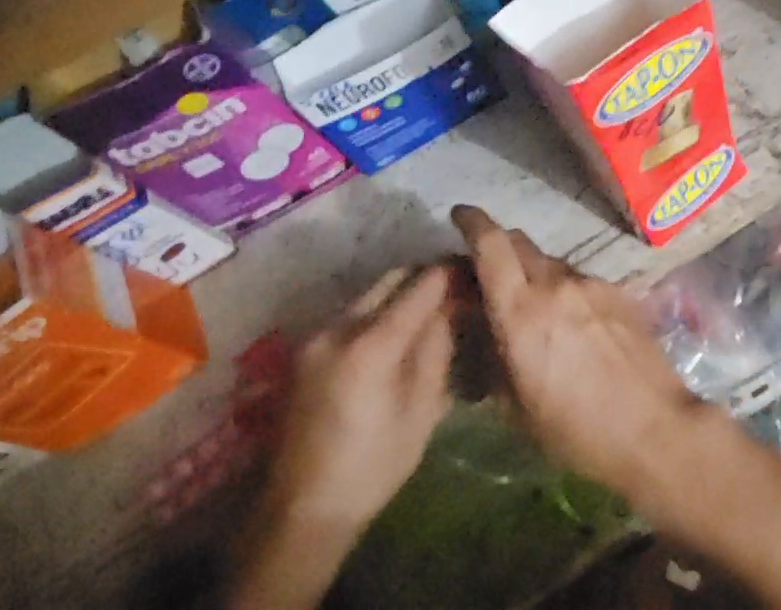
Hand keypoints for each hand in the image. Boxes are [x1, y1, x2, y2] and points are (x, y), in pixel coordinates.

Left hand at [264, 266, 453, 539]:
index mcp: (371, 345)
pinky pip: (356, 312)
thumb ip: (438, 348)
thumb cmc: (373, 466)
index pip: (423, 284)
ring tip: (435, 314)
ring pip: (373, 293)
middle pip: (394, 278)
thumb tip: (456, 304)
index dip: (454, 273)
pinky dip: (384, 312)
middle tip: (459, 293)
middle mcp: (339, 327)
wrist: (303, 507)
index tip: (477, 275)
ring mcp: (318, 335)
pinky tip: (402, 335)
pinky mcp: (309, 348)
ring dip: (405, 293)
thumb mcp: (422, 409)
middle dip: (429, 278)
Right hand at [450, 205, 699, 493]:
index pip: (491, 245)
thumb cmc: (577, 431)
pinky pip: (581, 281)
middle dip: (499, 248)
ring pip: (552, 263)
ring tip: (534, 308)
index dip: (472, 222)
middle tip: (489, 272)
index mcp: (522, 311)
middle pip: (520, 244)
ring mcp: (594, 285)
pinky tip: (573, 324)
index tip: (460, 214)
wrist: (655, 429)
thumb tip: (483, 330)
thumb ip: (492, 357)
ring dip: (534, 274)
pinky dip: (565, 291)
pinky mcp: (621, 294)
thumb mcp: (516, 408)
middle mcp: (557, 285)